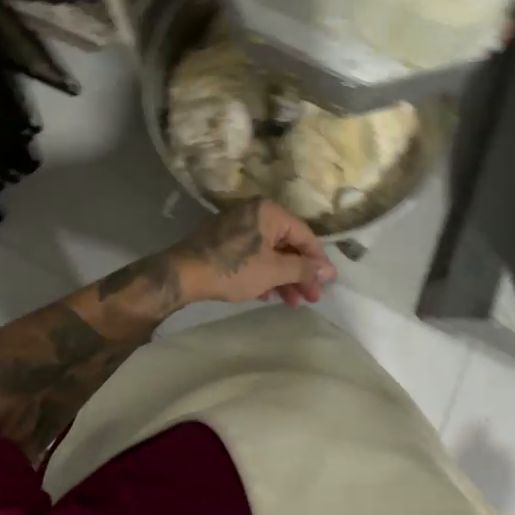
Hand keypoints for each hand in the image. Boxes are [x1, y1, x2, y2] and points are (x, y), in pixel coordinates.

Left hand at [167, 199, 337, 307]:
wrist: (184, 273)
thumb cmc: (234, 268)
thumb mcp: (274, 270)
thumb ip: (304, 268)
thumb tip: (330, 271)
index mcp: (269, 212)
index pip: (305, 235)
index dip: (318, 261)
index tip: (326, 285)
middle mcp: (254, 212)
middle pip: (287, 243)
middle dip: (300, 273)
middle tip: (311, 298)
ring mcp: (238, 225)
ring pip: (270, 251)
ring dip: (284, 277)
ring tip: (293, 303)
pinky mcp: (225, 239)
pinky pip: (253, 254)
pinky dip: (264, 273)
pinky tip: (268, 295)